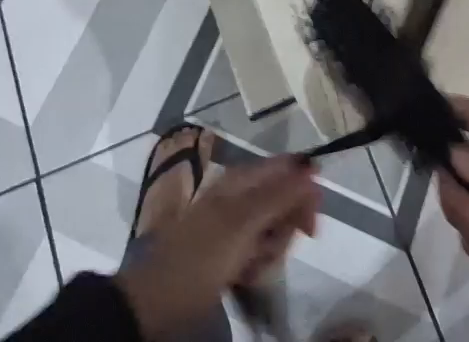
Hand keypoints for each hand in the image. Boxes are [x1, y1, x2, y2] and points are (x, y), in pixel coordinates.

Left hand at [116, 156, 320, 338]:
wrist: (156, 299)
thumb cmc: (199, 256)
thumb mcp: (241, 223)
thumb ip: (279, 196)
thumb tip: (312, 169)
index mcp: (241, 181)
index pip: (287, 170)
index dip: (304, 193)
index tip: (310, 227)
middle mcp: (240, 195)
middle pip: (284, 203)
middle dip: (283, 232)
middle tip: (268, 252)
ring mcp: (234, 224)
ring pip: (273, 232)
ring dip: (269, 254)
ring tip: (248, 268)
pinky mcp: (230, 250)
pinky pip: (259, 252)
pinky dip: (256, 266)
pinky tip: (242, 276)